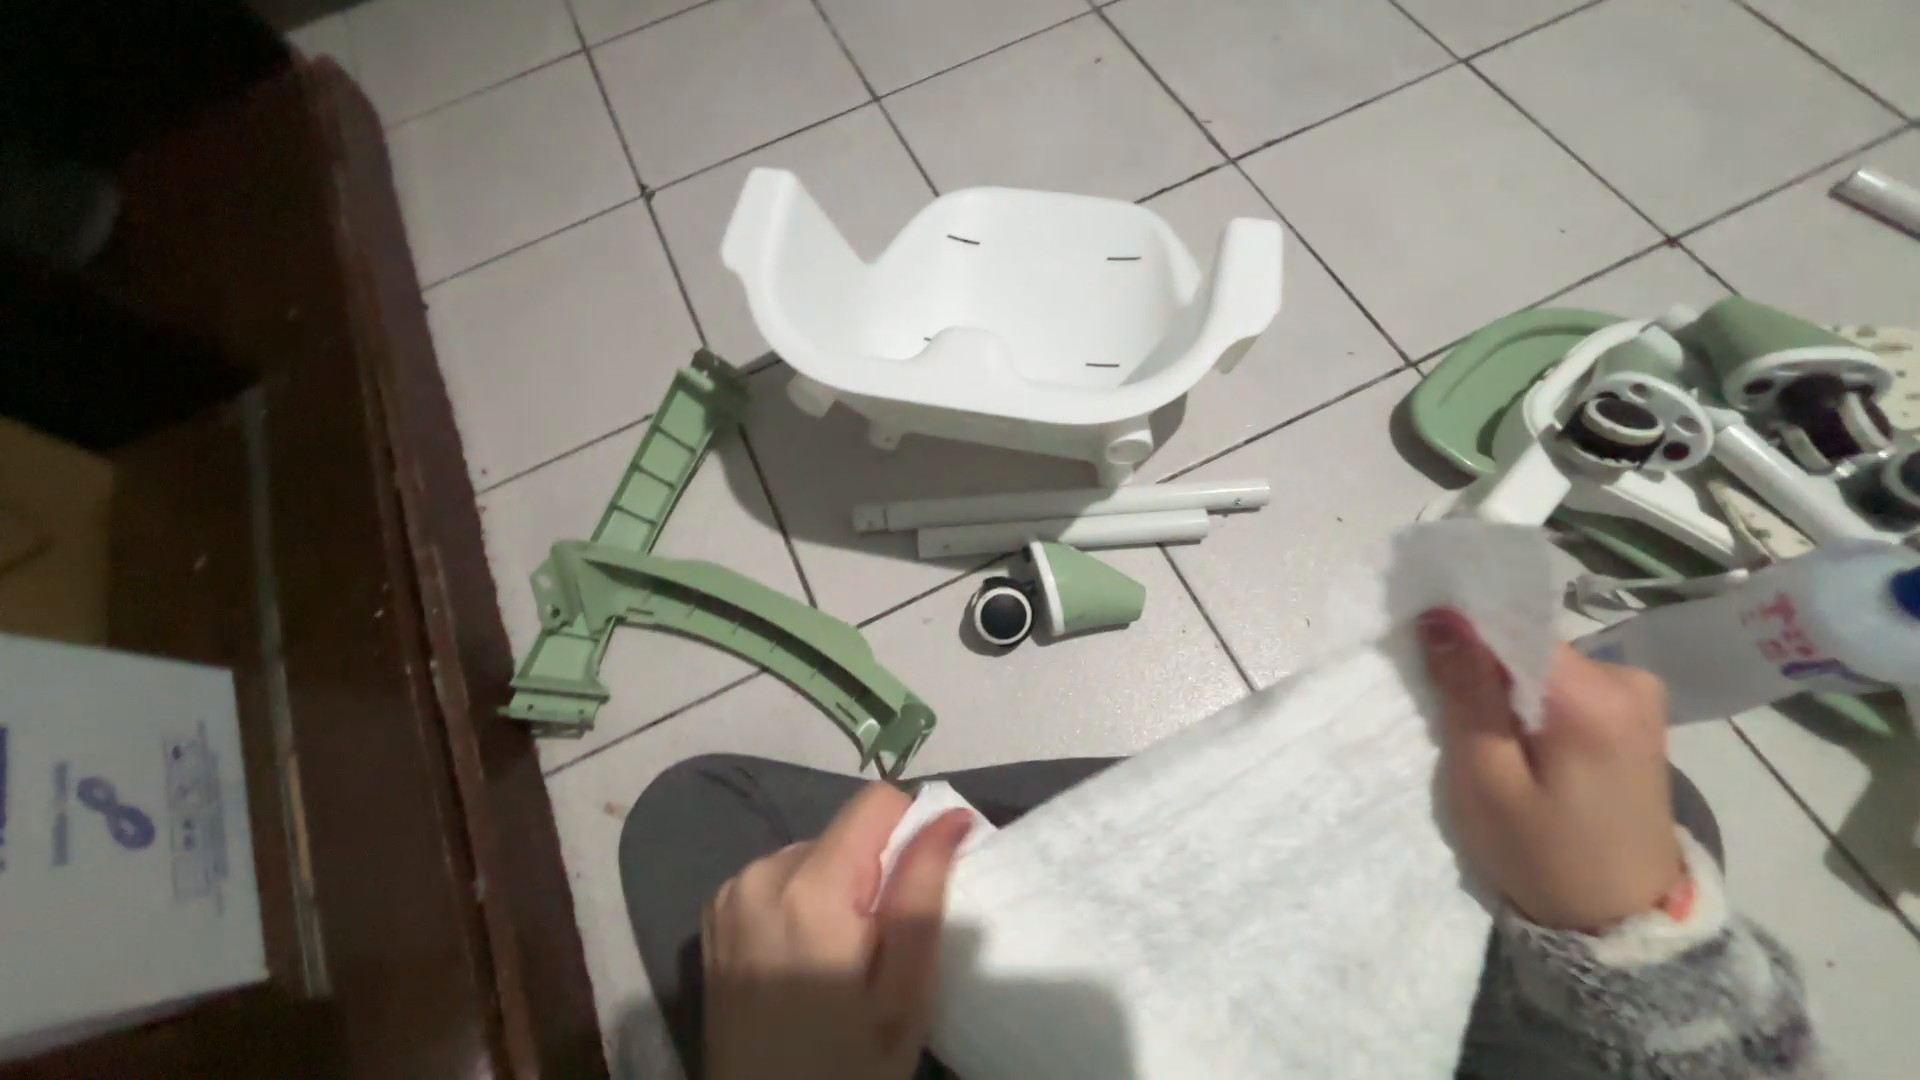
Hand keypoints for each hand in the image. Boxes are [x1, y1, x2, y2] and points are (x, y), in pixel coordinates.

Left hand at [702, 782, 972, 1079]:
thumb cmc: (848, 1063)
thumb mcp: (905, 988)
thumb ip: (924, 890)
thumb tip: (952, 815)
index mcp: (812, 886)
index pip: (876, 801)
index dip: (907, 836)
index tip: (908, 894)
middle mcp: (761, 872)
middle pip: (843, 832)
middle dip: (868, 873)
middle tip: (871, 947)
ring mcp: (730, 891)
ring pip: (812, 853)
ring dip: (832, 887)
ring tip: (832, 957)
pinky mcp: (712, 910)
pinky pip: (777, 876)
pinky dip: (797, 900)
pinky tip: (797, 956)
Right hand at [1418, 608, 1684, 931]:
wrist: (1620, 921)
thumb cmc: (1543, 854)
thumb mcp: (1486, 778)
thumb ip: (1466, 691)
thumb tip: (1441, 617)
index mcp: (1595, 695)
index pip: (1513, 626)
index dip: (1461, 631)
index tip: (1419, 647)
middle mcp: (1628, 680)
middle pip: (1527, 643)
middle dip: (1477, 662)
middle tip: (1439, 702)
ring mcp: (1637, 697)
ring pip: (1539, 662)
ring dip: (1498, 682)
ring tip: (1469, 724)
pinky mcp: (1631, 716)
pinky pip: (1560, 682)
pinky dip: (1524, 697)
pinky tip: (1505, 731)